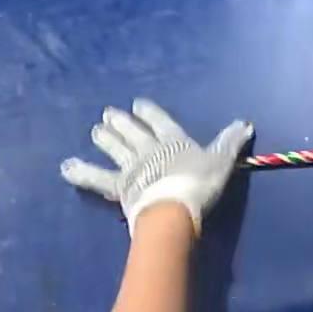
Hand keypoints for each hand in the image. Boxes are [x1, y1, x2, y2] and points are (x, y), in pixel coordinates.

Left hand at [61, 99, 252, 232]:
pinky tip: (66, 167)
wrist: (175, 207)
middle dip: (122, 122)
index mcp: (174, 141)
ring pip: (116, 148)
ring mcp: (132, 167)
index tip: (138, 104)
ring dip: (105, 139)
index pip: (160, 122)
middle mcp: (150, 149)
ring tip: (96, 130)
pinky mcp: (120, 186)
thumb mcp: (222, 161)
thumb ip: (231, 142)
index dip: (150, 112)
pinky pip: (97, 178)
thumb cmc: (200, 184)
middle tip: (108, 113)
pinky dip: (81, 172)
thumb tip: (246, 123)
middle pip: (133, 132)